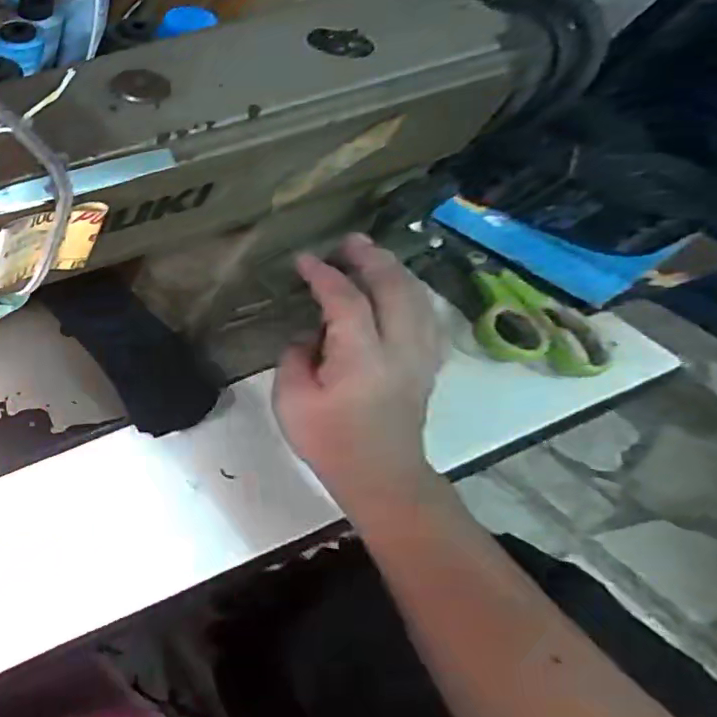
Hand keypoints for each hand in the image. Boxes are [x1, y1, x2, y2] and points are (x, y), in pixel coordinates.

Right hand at [273, 233, 444, 505]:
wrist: (380, 475)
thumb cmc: (328, 439)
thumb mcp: (290, 400)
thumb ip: (296, 358)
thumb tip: (310, 336)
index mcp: (362, 357)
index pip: (345, 301)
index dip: (324, 276)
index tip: (303, 260)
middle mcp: (400, 349)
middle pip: (394, 289)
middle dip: (372, 260)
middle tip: (349, 241)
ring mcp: (420, 356)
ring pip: (417, 299)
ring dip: (395, 273)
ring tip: (372, 257)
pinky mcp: (425, 365)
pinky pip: (424, 316)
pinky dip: (409, 294)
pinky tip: (396, 292)